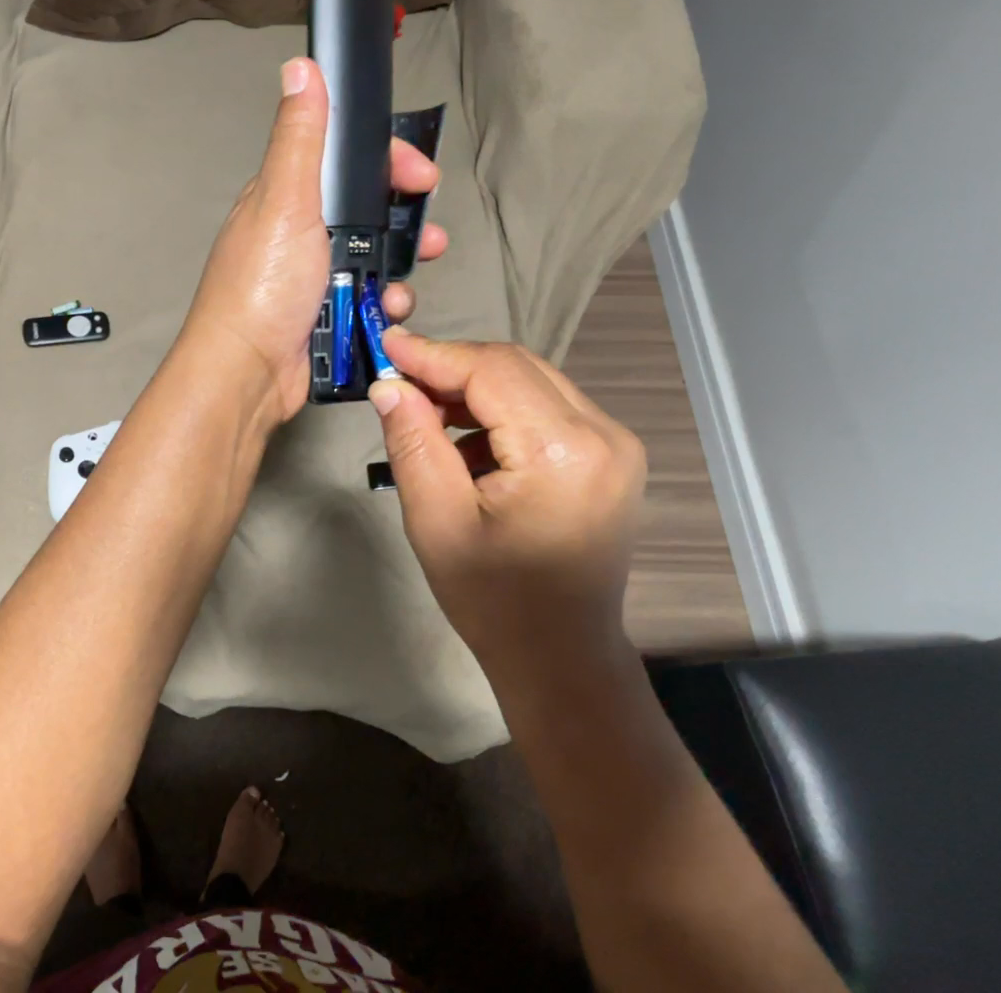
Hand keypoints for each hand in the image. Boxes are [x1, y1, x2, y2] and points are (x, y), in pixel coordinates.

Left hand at [178, 57, 446, 423]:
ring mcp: (310, 279)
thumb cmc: (261, 286)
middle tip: (432, 234)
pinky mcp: (324, 318)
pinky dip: (384, 303)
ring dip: (400, 265)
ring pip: (374, 258)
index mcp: (281, 199)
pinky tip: (388, 311)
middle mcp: (296, 236)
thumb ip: (299, 139)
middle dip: (405, 219)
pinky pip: (368, 300)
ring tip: (411, 277)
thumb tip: (300, 69)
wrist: (247, 373)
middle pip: (366, 211)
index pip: (342, 163)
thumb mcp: (283, 202)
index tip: (420, 175)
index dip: (386, 163)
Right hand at [368, 332, 646, 654]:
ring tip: (424, 419)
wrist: (558, 653)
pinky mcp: (610, 458)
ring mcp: (615, 444)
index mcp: (562, 451)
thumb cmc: (491, 597)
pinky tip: (465, 447)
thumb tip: (390, 386)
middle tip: (397, 384)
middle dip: (452, 368)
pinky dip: (500, 414)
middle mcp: (604, 434)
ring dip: (474, 391)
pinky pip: (548, 410)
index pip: (492, 371)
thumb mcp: (436, 521)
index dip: (434, 354)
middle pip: (518, 367)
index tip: (384, 346)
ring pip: (533, 383)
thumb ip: (413, 443)